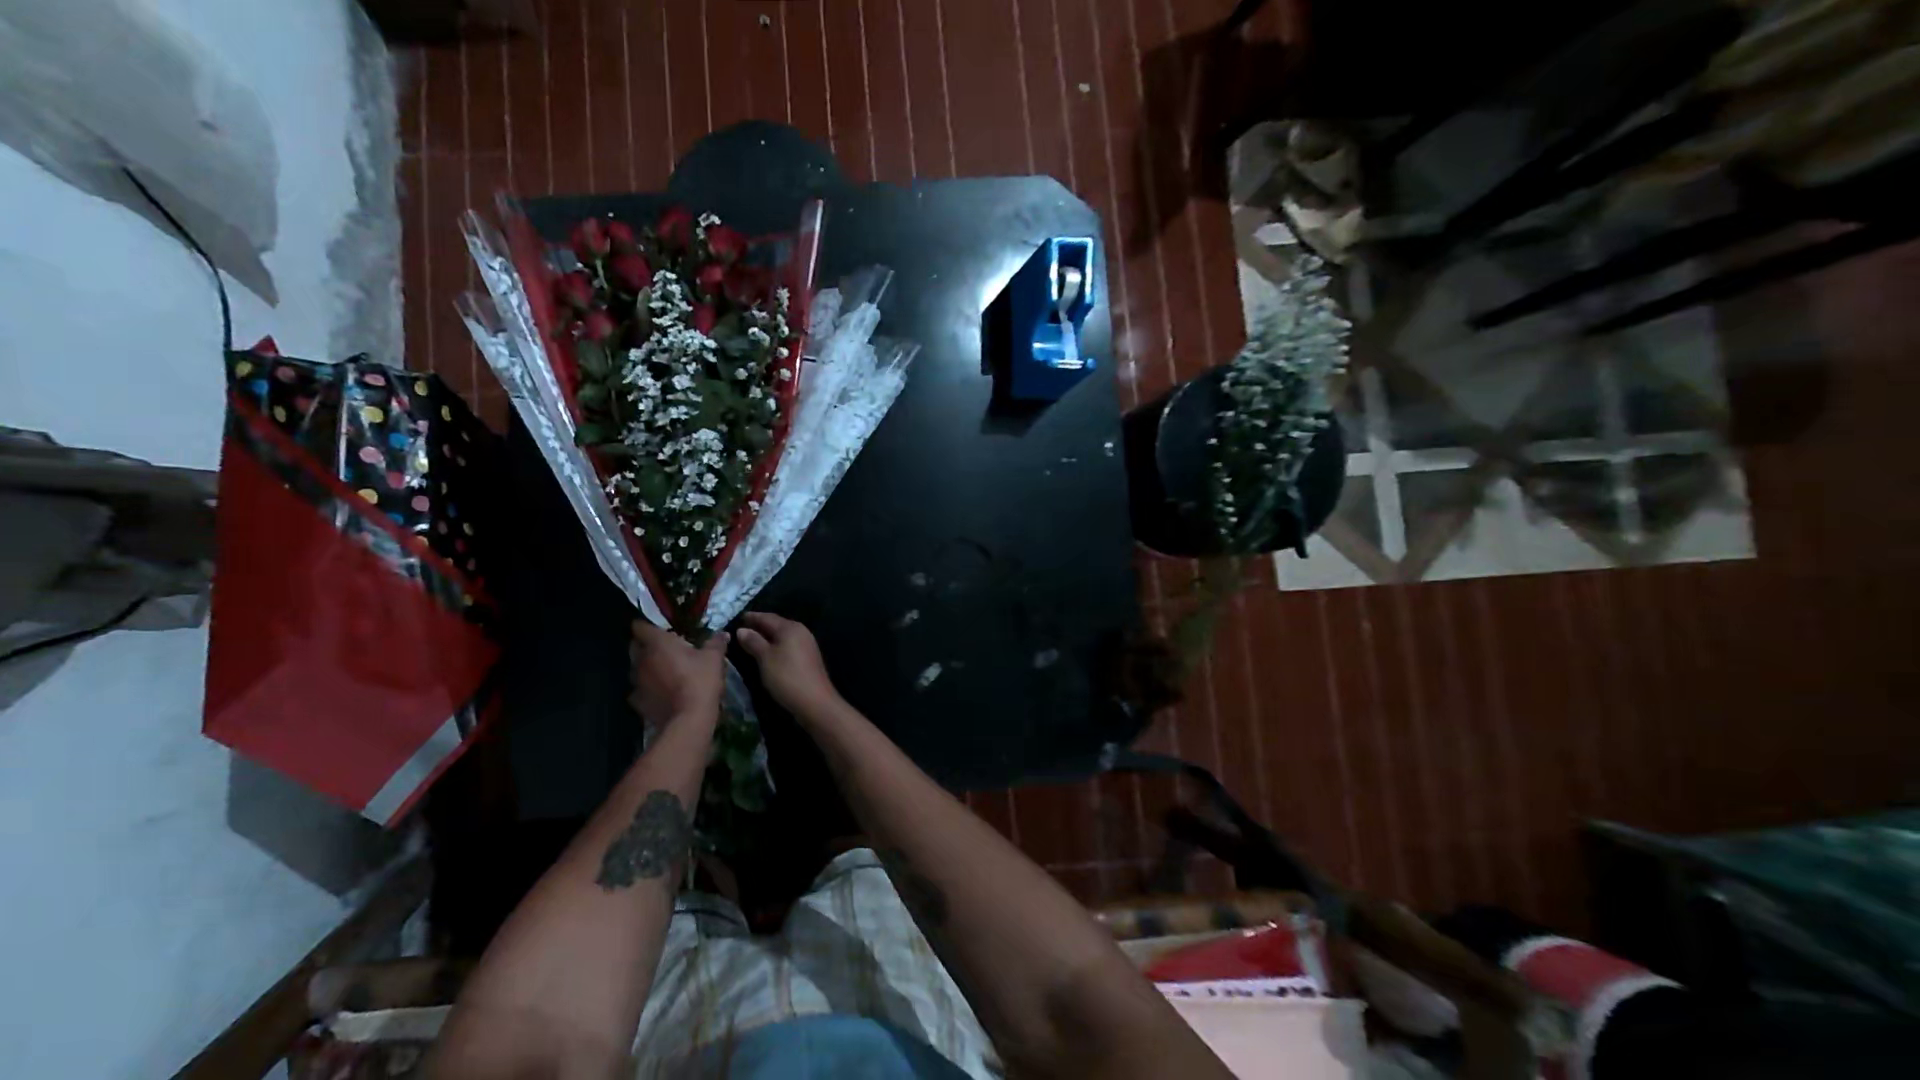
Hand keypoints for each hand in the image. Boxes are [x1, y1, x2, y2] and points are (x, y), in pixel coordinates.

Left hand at [628, 621, 728, 726]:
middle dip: (646, 645)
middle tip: (665, 648)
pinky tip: (660, 691)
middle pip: (635, 646)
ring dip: (647, 667)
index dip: (647, 625)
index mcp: (657, 643)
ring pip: (637, 668)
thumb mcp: (714, 658)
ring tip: (664, 671)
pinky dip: (648, 688)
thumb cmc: (700, 681)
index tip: (659, 628)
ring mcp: (636, 681)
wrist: (689, 719)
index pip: (640, 626)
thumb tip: (723, 633)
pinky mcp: (637, 701)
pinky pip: (639, 689)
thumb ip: (716, 642)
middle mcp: (642, 659)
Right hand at [736, 612, 841, 717]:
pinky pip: (788, 644)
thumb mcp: (765, 658)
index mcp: (790, 627)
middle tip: (742, 628)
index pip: (768, 617)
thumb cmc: (786, 676)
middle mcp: (801, 631)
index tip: (738, 618)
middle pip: (777, 624)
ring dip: (768, 636)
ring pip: (783, 635)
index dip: (752, 617)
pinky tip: (768, 651)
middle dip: (760, 625)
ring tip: (752, 639)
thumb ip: (753, 642)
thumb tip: (742, 630)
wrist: (815, 700)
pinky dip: (776, 645)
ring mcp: (806, 644)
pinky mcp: (808, 657)